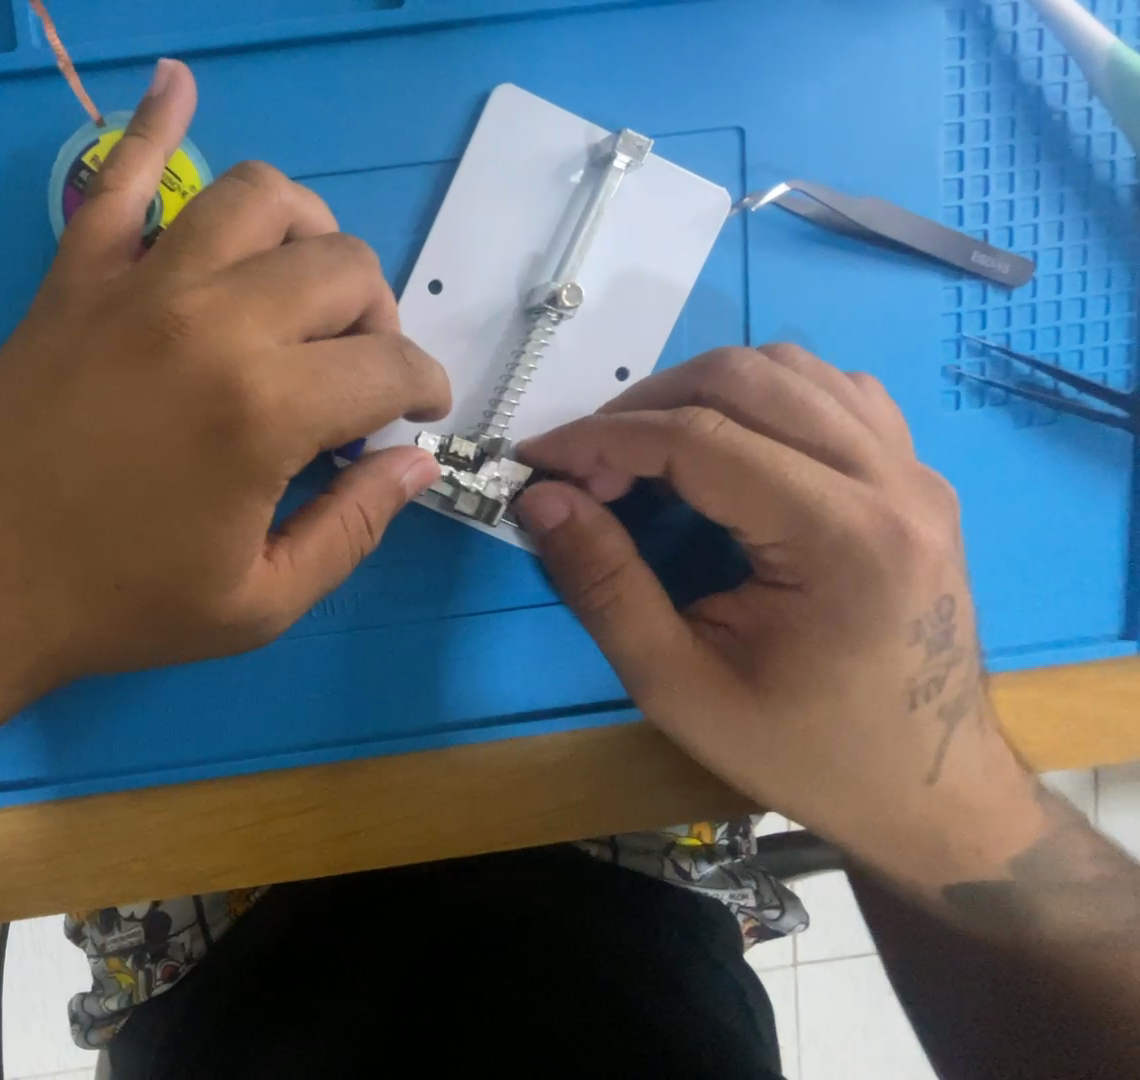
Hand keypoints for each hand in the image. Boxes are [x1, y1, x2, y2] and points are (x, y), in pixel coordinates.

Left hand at [0, 59, 448, 735]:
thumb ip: (352, 528)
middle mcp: (212, 322)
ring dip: (306, 230)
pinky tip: (179, 83)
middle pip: (340, 267)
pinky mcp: (72, 282)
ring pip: (257, 198)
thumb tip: (412, 463)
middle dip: (376, 316)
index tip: (417, 411)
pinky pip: (116, 176)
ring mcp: (135, 288)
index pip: (386, 364)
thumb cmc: (120, 607)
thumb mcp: (259, 604)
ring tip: (302, 280)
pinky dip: (154, 123)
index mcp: (266, 410)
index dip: (421, 387)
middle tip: (358, 368)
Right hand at [512, 345, 1045, 891]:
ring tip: (638, 455)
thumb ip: (601, 583)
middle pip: (746, 379)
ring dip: (692, 393)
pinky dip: (754, 398)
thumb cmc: (794, 747)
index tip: (533, 462)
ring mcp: (915, 473)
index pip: (699, 439)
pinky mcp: (913, 479)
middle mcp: (894, 484)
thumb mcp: (671, 682)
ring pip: (790, 368)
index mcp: (842, 539)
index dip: (598, 439)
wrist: (923, 790)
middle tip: (585, 470)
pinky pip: (829, 392)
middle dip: (639, 408)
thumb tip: (540, 497)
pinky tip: (716, 449)